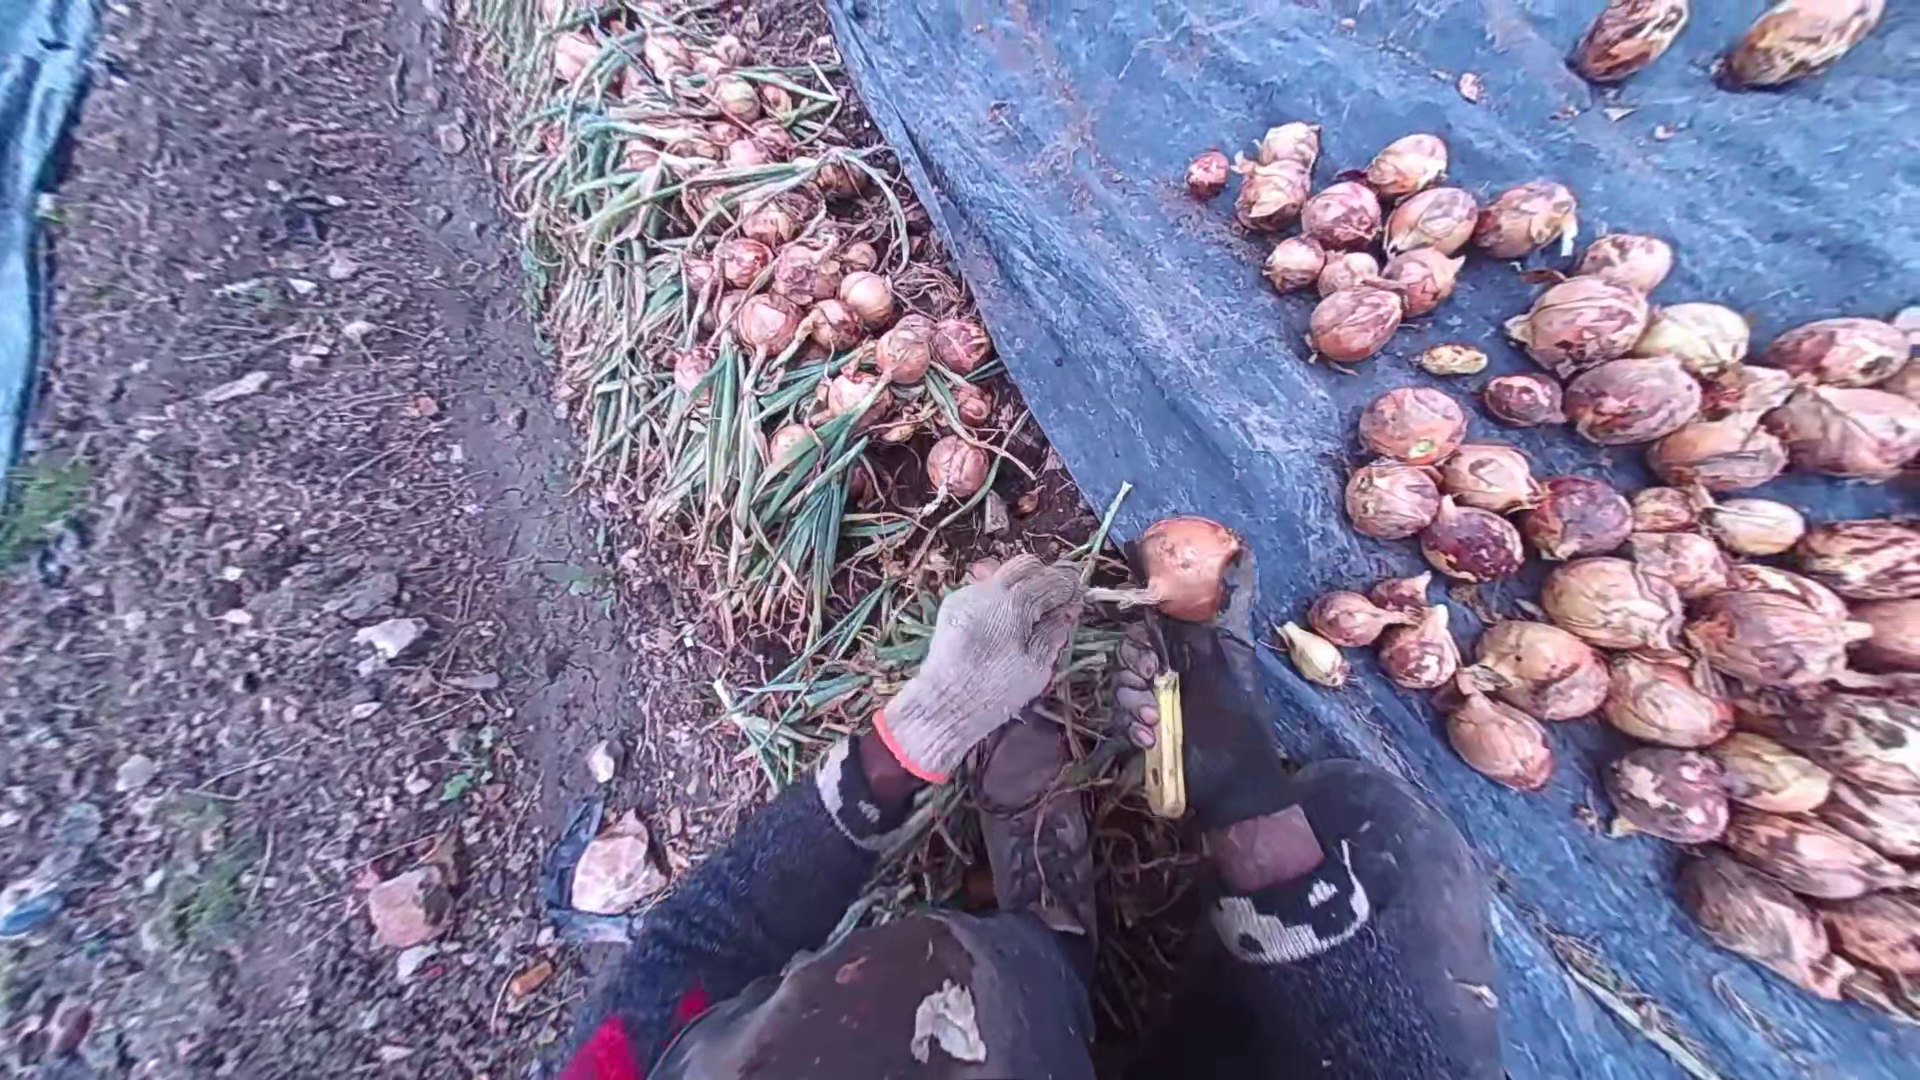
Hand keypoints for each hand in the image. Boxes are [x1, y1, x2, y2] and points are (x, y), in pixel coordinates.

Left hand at [875, 555, 1081, 782]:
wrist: (945, 701)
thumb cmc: (996, 689)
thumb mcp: (1038, 665)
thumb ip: (1055, 631)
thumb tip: (1069, 609)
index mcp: (1015, 602)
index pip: (1052, 579)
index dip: (1070, 587)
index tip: (1077, 599)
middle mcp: (990, 589)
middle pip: (1026, 565)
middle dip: (1044, 579)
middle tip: (1053, 604)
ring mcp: (968, 594)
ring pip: (1002, 574)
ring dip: (1020, 586)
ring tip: (1027, 616)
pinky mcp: (953, 604)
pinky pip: (983, 590)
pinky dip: (999, 599)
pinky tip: (1001, 624)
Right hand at [1112, 552, 1286, 829]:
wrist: (1236, 783)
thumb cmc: (1238, 721)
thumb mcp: (1228, 666)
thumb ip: (1207, 629)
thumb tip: (1219, 574)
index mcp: (1184, 653)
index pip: (1145, 632)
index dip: (1139, 641)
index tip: (1151, 660)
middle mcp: (1164, 673)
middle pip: (1125, 657)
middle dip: (1132, 671)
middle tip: (1151, 684)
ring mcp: (1151, 703)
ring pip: (1119, 688)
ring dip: (1133, 704)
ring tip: (1156, 723)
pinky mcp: (1142, 730)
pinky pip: (1120, 720)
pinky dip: (1130, 728)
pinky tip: (1149, 740)